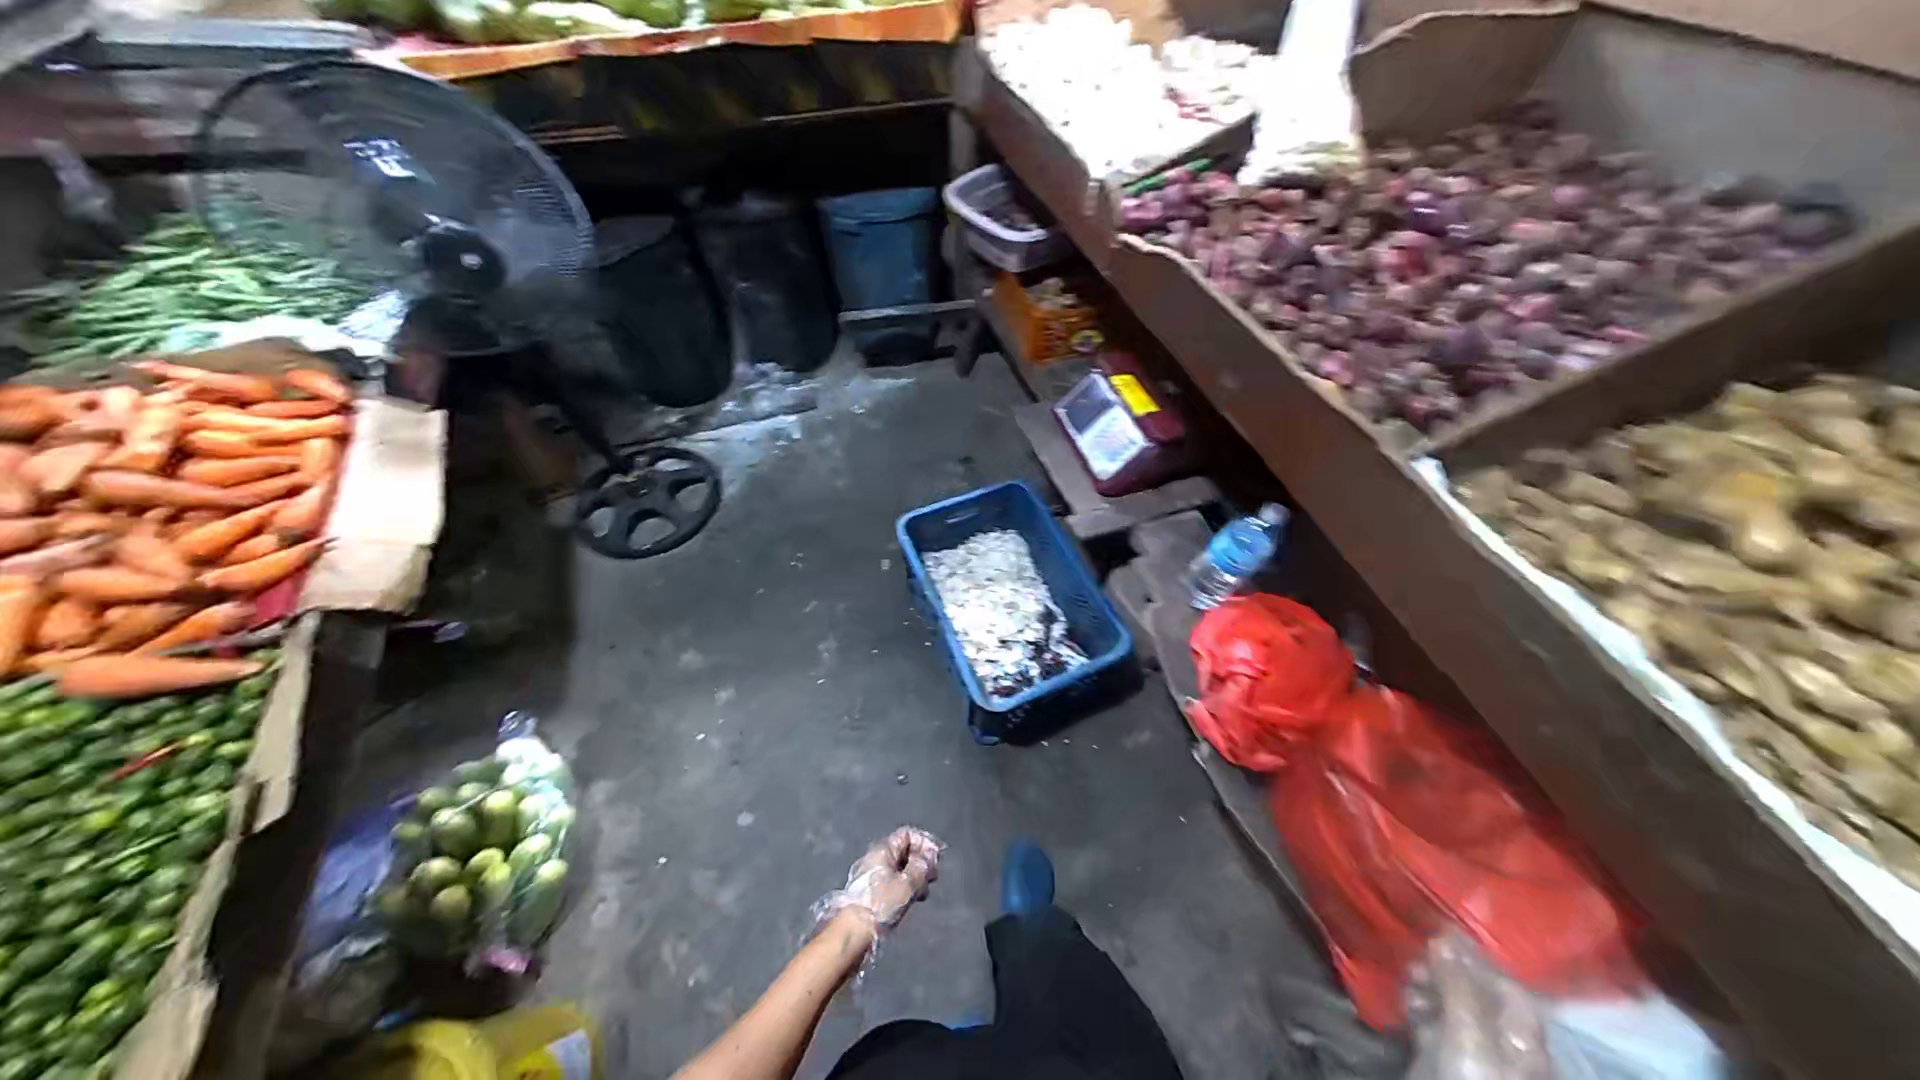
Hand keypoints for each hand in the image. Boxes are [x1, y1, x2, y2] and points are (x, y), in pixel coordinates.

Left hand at [830, 826, 942, 928]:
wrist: (853, 932)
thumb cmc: (880, 903)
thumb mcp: (907, 883)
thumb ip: (922, 866)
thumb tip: (929, 856)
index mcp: (883, 849)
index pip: (907, 834)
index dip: (925, 842)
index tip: (936, 859)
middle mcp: (877, 858)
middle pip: (905, 851)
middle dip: (922, 862)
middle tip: (932, 878)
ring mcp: (874, 875)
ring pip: (902, 868)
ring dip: (916, 877)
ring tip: (922, 893)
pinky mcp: (873, 892)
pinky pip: (895, 881)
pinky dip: (907, 887)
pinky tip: (912, 899)